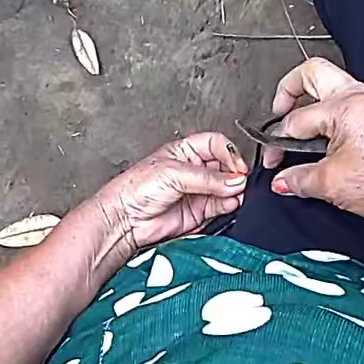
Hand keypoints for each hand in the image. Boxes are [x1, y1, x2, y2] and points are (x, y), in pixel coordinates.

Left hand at [89, 132, 248, 259]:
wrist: (125, 219)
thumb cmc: (136, 189)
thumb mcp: (173, 174)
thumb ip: (207, 178)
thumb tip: (235, 180)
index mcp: (185, 151)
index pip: (217, 144)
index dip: (229, 153)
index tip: (236, 166)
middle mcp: (194, 170)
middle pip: (226, 166)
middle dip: (235, 173)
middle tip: (238, 181)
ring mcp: (198, 191)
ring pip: (227, 188)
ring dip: (235, 191)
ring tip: (235, 194)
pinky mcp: (199, 211)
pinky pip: (222, 206)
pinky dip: (230, 205)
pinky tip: (229, 204)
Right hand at [265, 58, 363, 234]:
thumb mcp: (330, 184)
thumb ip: (297, 178)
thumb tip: (282, 180)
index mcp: (347, 105)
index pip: (296, 119)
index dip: (277, 143)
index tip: (272, 161)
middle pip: (314, 74)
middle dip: (289, 90)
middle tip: (279, 111)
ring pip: (338, 90)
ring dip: (316, 108)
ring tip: (306, 135)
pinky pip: (358, 109)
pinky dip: (339, 122)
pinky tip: (335, 147)